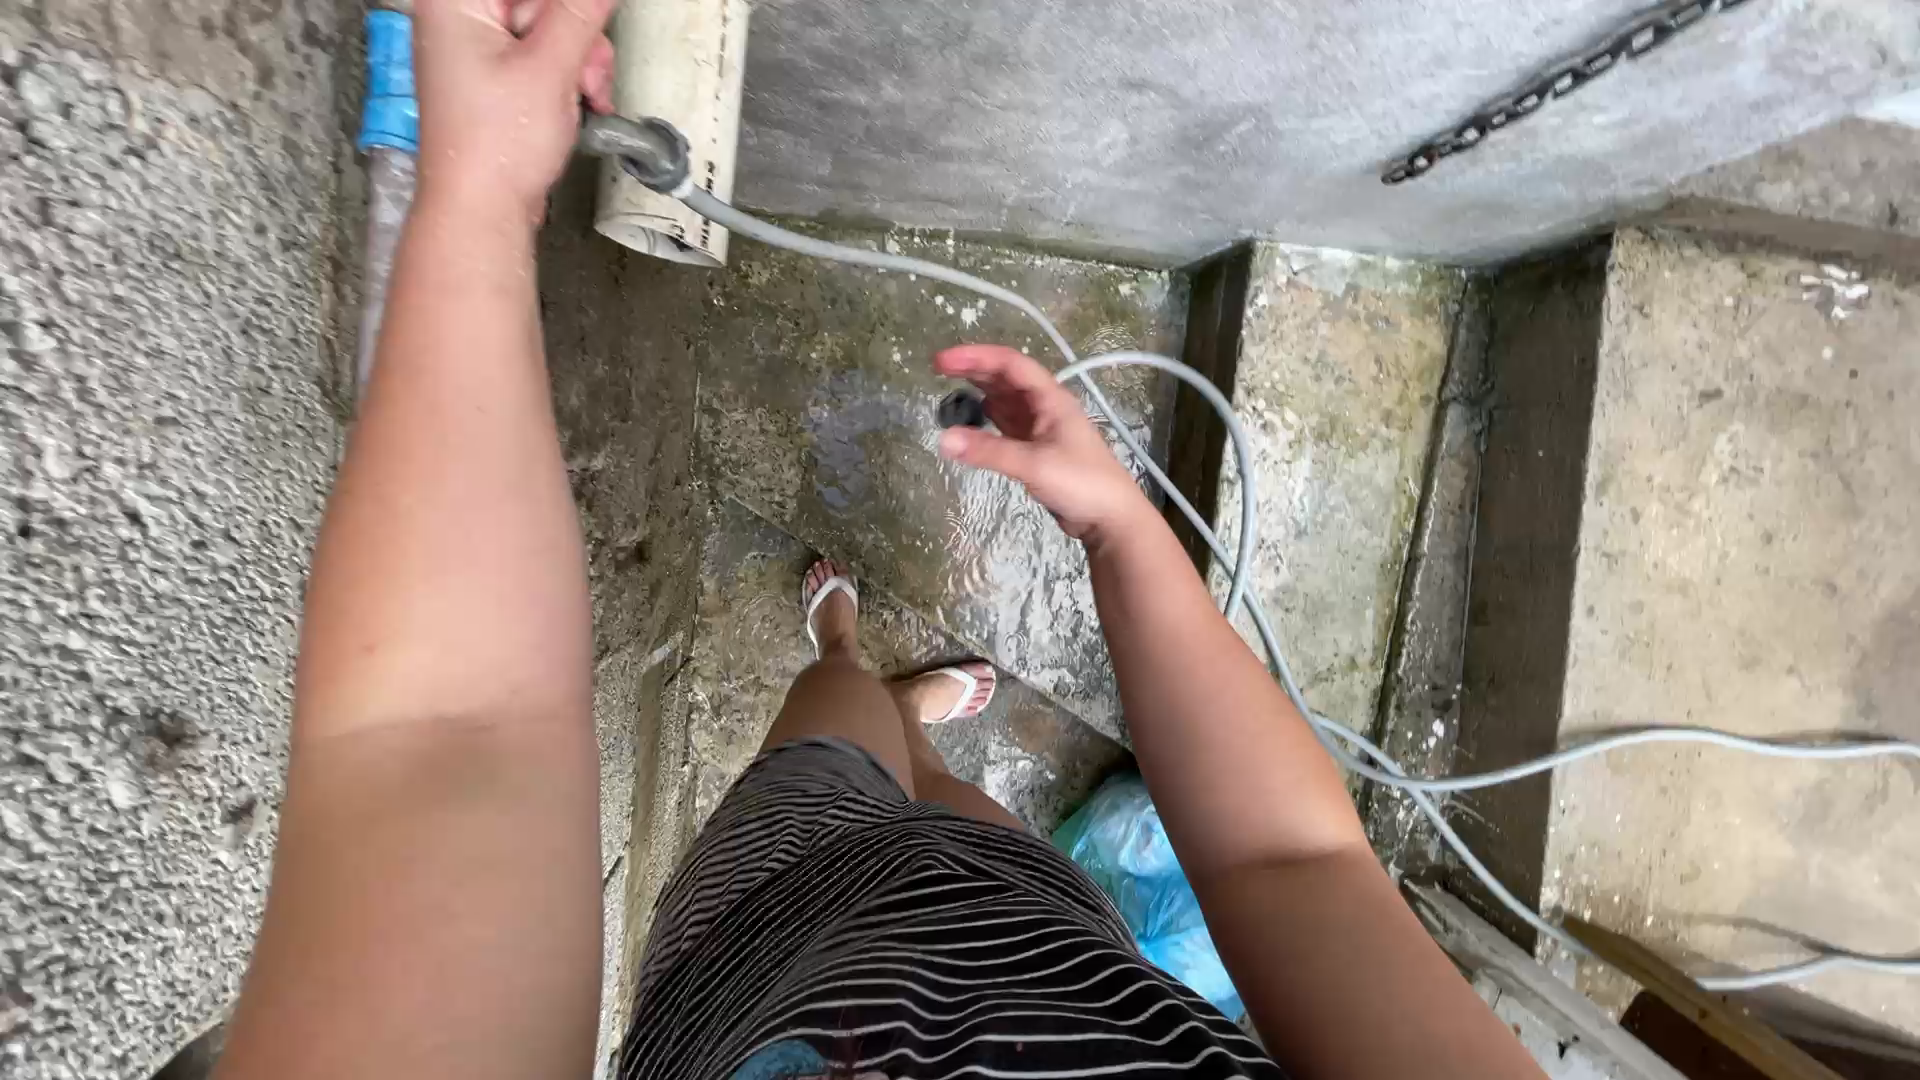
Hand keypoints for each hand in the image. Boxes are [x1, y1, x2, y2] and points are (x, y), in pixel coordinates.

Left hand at [413, 0, 616, 223]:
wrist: (485, 205)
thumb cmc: (497, 144)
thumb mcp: (549, 70)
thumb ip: (578, 16)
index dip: (566, 9)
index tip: (593, 24)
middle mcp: (463, 16)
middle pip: (541, 4)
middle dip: (579, 36)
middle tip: (588, 75)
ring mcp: (482, 50)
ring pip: (550, 31)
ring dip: (581, 62)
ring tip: (585, 96)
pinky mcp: (501, 80)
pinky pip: (545, 60)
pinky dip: (570, 79)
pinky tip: (580, 102)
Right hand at [935, 345, 1156, 547]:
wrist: (1110, 517)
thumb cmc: (1081, 483)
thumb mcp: (1034, 465)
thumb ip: (989, 451)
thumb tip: (944, 439)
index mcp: (1051, 399)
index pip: (1010, 364)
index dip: (975, 357)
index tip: (942, 361)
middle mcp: (1045, 407)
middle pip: (1006, 378)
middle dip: (974, 369)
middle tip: (938, 370)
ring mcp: (1041, 428)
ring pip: (1006, 400)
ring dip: (980, 392)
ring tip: (950, 390)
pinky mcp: (1037, 449)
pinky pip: (1007, 425)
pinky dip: (987, 420)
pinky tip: (971, 421)